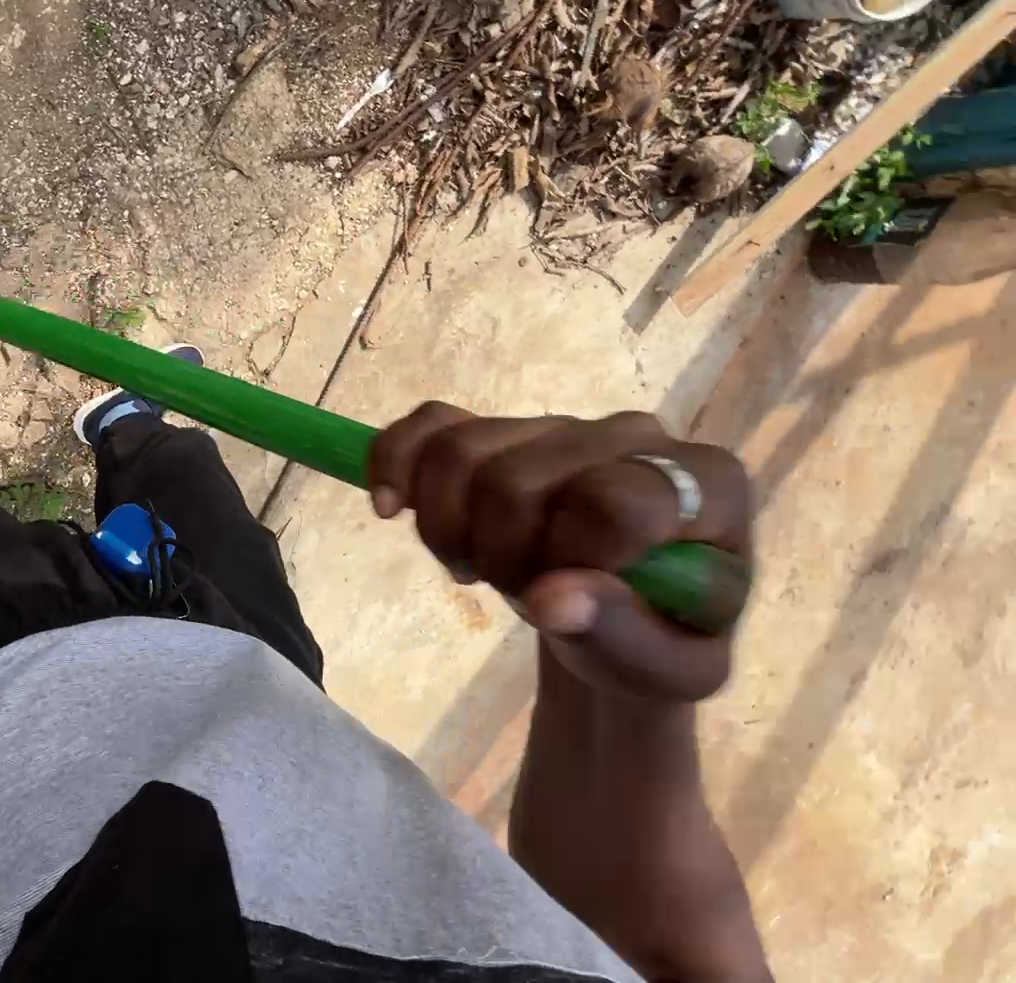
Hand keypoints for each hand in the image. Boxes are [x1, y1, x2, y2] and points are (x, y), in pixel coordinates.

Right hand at [367, 402, 751, 702]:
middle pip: (513, 479)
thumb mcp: (666, 669)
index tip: (568, 599)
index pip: (615, 498)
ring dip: (442, 526)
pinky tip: (388, 505)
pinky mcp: (498, 428)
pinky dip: (393, 462)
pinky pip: (427, 424)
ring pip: (458, 451)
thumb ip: (625, 636)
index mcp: (705, 483)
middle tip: (512, 591)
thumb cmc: (655, 639)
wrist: (615, 614)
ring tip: (469, 563)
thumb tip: (554, 598)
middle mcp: (631, 434)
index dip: (571, 557)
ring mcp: (556, 424)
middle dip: (495, 554)